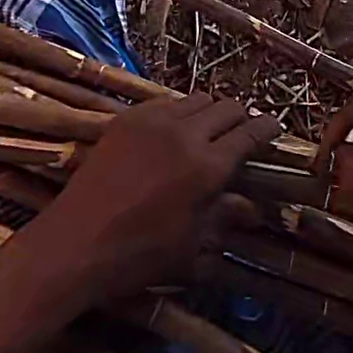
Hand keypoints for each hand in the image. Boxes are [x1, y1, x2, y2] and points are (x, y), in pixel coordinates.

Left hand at [13, 93, 278, 299]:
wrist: (77, 239)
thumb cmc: (139, 253)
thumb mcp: (191, 244)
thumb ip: (224, 217)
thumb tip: (253, 207)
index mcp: (207, 167)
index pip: (248, 134)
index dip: (267, 128)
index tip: (275, 126)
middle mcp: (186, 133)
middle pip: (226, 107)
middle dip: (241, 116)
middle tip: (244, 130)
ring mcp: (155, 119)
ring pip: (197, 98)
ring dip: (211, 110)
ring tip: (210, 129)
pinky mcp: (129, 116)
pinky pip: (166, 101)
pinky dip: (180, 110)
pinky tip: (175, 128)